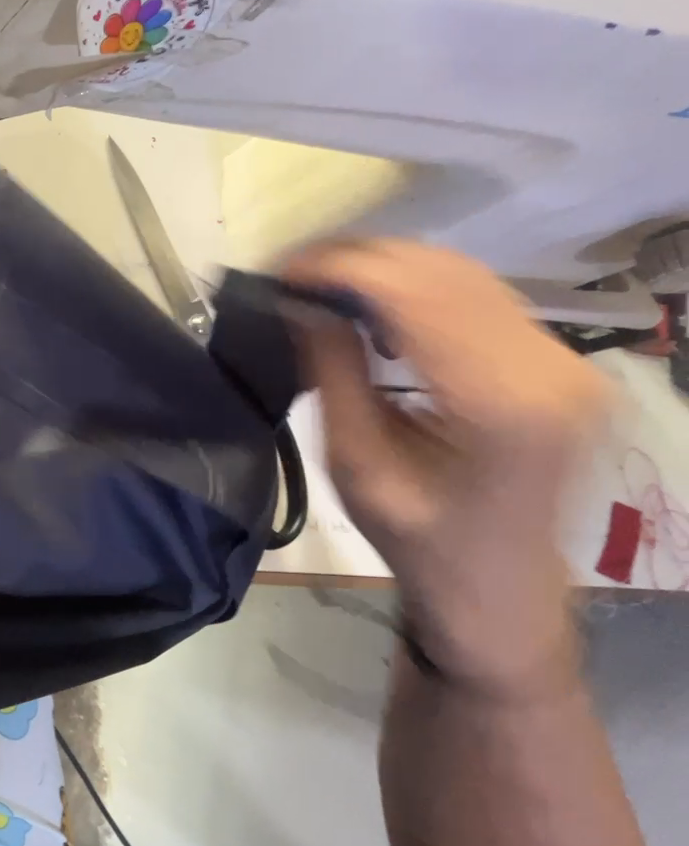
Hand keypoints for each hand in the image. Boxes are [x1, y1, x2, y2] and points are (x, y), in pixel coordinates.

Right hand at [282, 240, 608, 687]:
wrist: (498, 584)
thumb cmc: (415, 538)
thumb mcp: (354, 461)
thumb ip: (334, 373)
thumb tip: (300, 304)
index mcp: (500, 403)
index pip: (417, 296)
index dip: (343, 269)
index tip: (280, 272)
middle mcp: (551, 368)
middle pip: (446, 273)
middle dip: (360, 261)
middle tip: (291, 273)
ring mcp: (565, 361)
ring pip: (466, 276)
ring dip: (386, 270)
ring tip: (321, 285)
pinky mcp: (558, 361)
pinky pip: (482, 298)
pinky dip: (418, 288)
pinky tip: (374, 308)